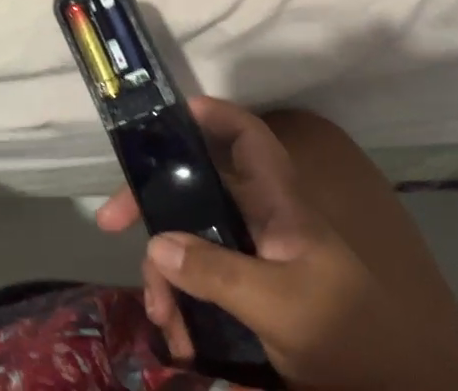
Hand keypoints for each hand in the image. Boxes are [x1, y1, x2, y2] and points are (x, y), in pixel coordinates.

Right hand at [96, 98, 457, 390]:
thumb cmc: (347, 337)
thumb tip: (157, 245)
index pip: (249, 140)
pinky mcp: (250, 298)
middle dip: (154, 210)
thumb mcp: (279, 306)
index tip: (171, 114)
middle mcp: (262, 224)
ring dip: (166, 279)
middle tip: (109, 225)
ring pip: (191, 246)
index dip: (215, 115)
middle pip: (197, 193)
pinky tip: (181, 342)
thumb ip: (217, 272)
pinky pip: (201, 286)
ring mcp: (255, 262)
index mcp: (280, 207)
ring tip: (164, 324)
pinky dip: (183, 308)